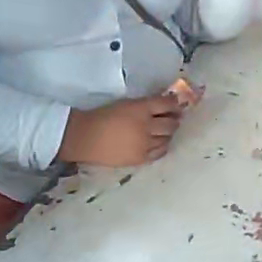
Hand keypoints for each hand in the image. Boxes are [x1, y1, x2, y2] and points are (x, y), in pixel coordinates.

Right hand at [56, 94, 181, 165]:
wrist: (86, 138)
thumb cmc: (102, 116)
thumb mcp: (124, 104)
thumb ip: (143, 105)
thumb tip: (160, 106)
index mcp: (141, 109)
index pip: (166, 104)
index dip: (174, 103)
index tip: (175, 104)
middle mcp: (147, 126)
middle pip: (171, 123)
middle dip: (174, 119)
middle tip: (173, 118)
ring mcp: (145, 144)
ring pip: (167, 138)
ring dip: (168, 133)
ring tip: (164, 131)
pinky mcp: (141, 158)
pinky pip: (160, 152)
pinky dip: (162, 146)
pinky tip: (159, 143)